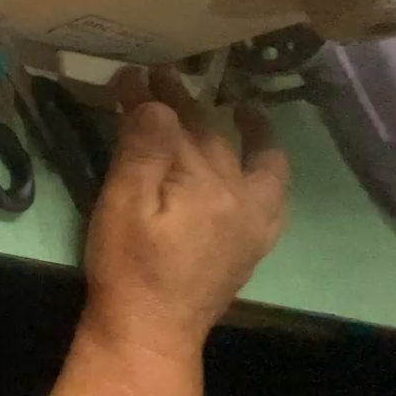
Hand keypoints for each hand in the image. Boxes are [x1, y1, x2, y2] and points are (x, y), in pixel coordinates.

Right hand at [81, 66, 289, 361]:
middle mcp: (238, 193)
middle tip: (158, 76)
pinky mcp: (253, 238)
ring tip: (239, 105)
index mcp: (202, 183)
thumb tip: (156, 105)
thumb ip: (143, 153)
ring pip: (251, 158)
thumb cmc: (125, 261)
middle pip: (210, 135)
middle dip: (183, 102)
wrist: (152, 323)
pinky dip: (267, 167)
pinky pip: (273, 192)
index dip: (149, 96)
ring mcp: (252, 217)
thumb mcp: (122, 203)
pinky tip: (259, 162)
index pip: (174, 125)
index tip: (127, 71)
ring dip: (244, 128)